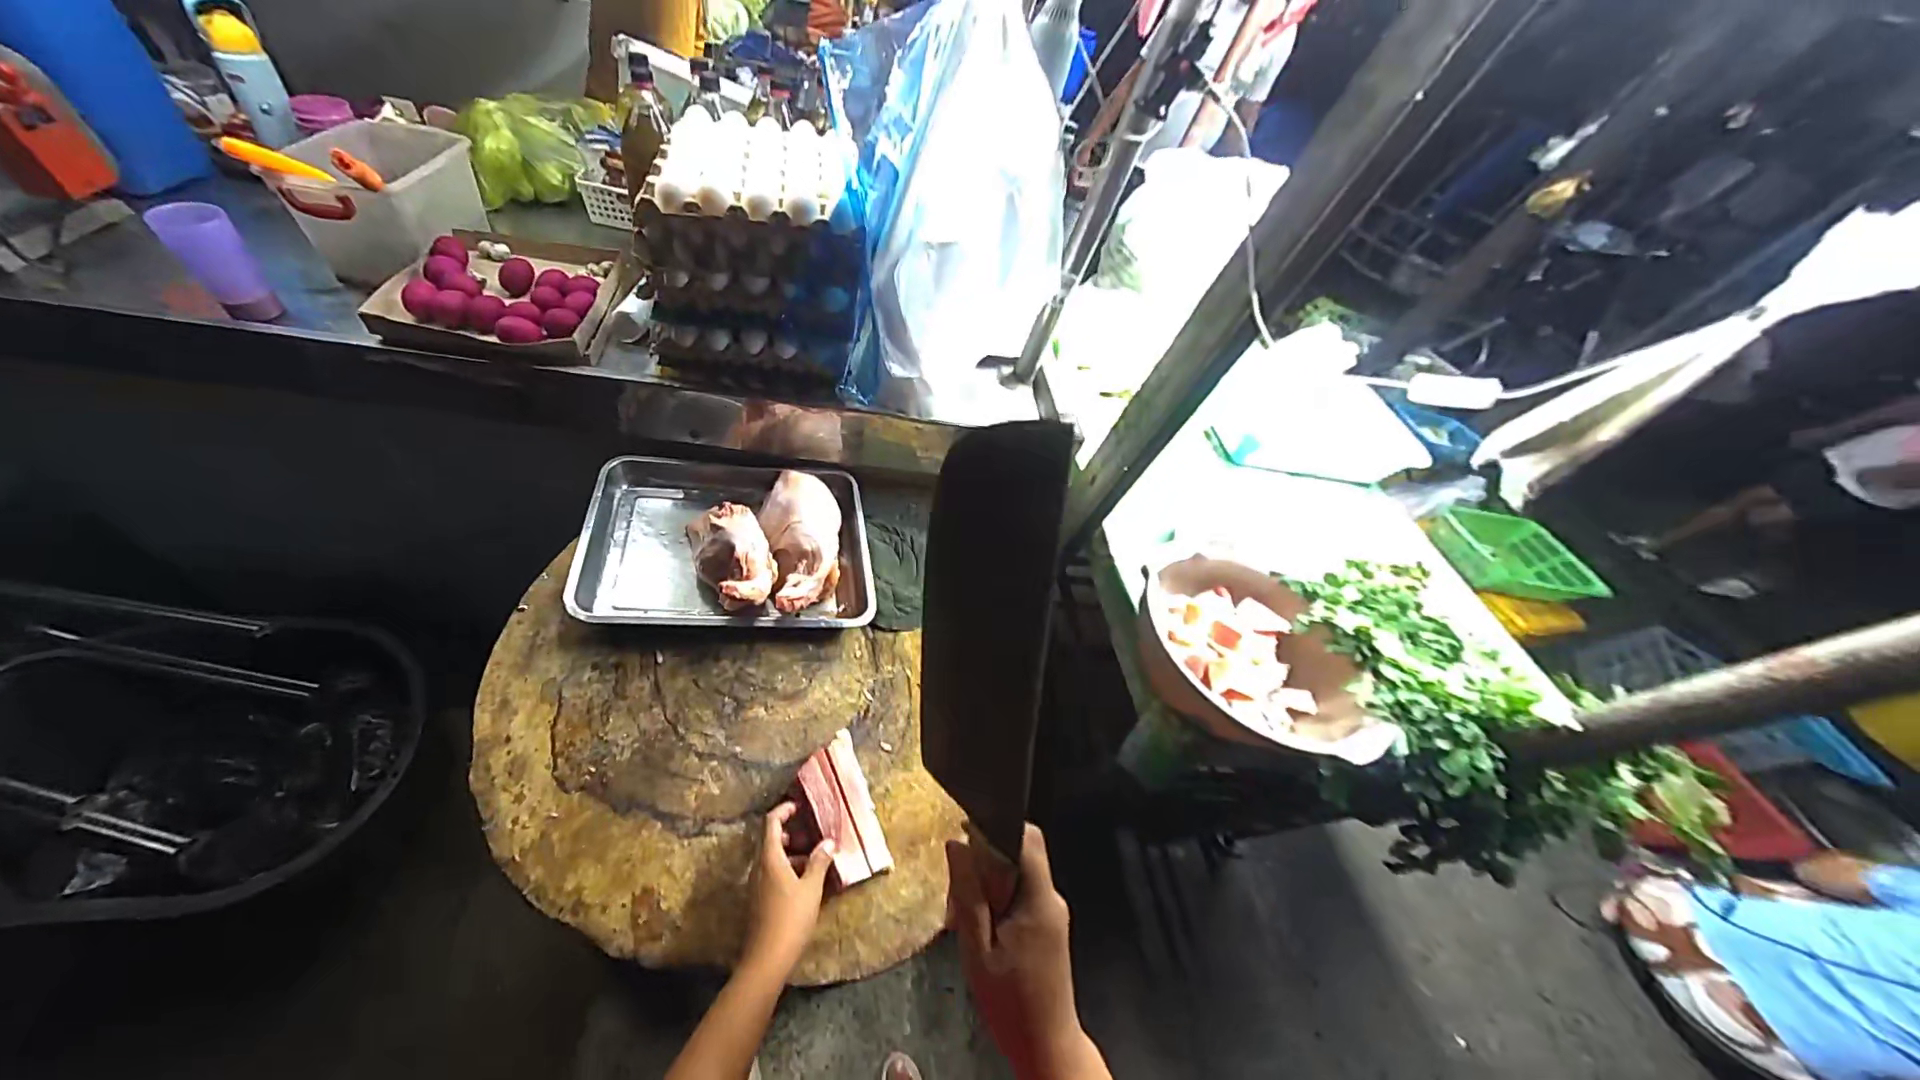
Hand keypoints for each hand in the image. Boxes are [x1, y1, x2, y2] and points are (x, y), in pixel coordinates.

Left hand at [742, 801, 834, 977]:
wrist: (766, 961)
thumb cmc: (790, 919)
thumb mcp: (811, 888)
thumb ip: (819, 862)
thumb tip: (828, 842)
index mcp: (770, 859)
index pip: (771, 823)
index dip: (784, 810)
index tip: (799, 806)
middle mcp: (759, 868)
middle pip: (772, 841)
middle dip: (792, 834)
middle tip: (813, 835)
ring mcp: (757, 885)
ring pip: (773, 859)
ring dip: (793, 854)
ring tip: (816, 860)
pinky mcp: (759, 901)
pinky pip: (773, 874)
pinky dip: (789, 870)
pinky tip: (807, 882)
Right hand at [949, 824, 1104, 1077]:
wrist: (1046, 1046)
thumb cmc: (1011, 1002)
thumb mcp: (977, 949)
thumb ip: (967, 894)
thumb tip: (956, 846)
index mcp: (1038, 898)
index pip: (1027, 837)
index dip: (997, 826)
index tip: (966, 834)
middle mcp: (1051, 898)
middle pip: (1018, 855)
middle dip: (985, 862)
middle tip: (957, 892)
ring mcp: (1052, 912)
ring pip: (1017, 876)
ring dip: (988, 885)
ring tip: (963, 917)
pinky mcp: (1048, 925)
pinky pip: (1021, 896)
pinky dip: (998, 902)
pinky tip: (979, 929)